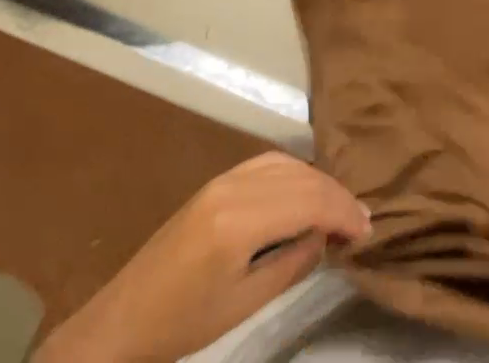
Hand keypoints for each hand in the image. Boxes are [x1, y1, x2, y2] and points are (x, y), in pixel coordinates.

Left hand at [34, 152, 371, 362]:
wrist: (119, 324)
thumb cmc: (182, 325)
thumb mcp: (247, 303)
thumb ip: (294, 263)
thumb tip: (326, 236)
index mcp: (238, 222)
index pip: (310, 201)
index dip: (345, 214)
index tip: (369, 232)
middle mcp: (231, 189)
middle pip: (302, 177)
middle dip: (338, 197)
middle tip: (363, 222)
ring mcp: (219, 181)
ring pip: (286, 163)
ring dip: (318, 181)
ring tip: (340, 209)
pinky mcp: (212, 185)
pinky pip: (265, 165)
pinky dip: (294, 174)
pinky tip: (306, 193)